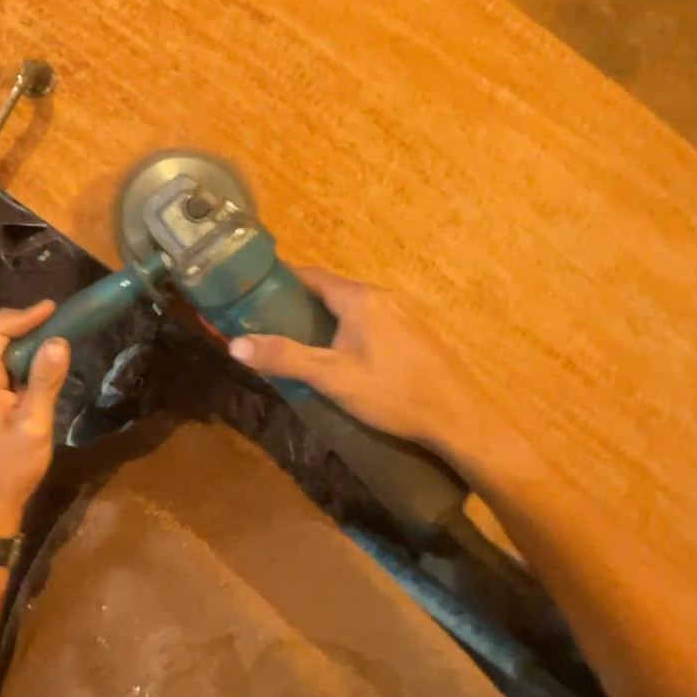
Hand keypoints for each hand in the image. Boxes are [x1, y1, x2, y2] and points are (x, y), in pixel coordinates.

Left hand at [0, 301, 69, 537]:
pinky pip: (11, 366)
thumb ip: (45, 382)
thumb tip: (58, 340)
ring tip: (59, 332)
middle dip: (27, 321)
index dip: (23, 315)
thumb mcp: (34, 424)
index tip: (53, 309)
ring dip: (30, 338)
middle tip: (60, 319)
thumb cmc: (13, 465)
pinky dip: (30, 356)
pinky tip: (50, 360)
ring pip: (5, 349)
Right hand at [228, 266, 513, 460]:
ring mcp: (404, 316)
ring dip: (324, 319)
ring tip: (298, 342)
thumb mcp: (331, 377)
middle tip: (268, 322)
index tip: (252, 292)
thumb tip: (234, 344)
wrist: (462, 422)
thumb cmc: (393, 394)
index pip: (310, 275)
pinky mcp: (416, 337)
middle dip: (298, 303)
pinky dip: (347, 330)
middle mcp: (382, 298)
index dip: (280, 280)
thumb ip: (284, 358)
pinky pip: (371, 322)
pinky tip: (341, 357)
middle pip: (331, 290)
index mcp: (359, 298)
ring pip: (352, 308)